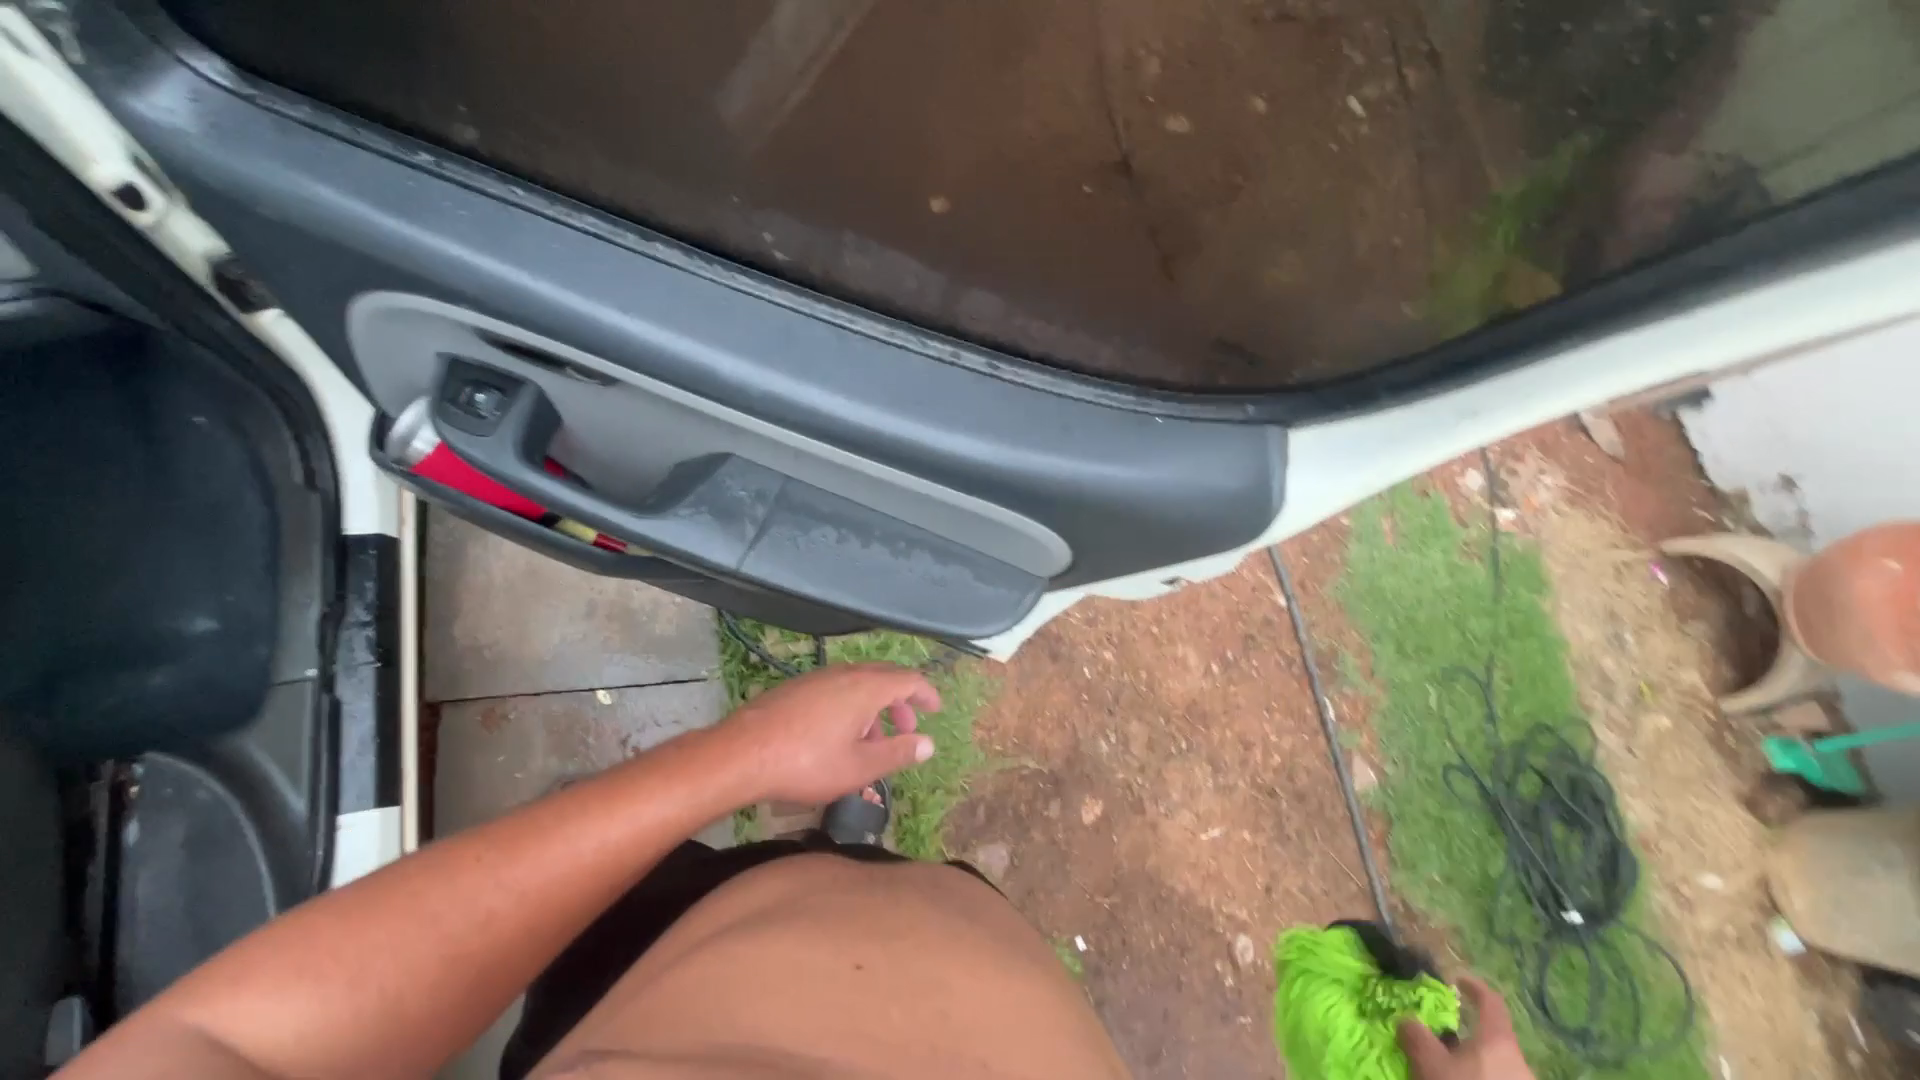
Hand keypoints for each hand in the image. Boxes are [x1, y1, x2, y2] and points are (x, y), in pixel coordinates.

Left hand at [713, 663, 940, 804]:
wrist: (742, 754)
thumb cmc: (807, 763)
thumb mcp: (860, 767)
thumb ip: (898, 753)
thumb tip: (928, 743)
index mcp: (866, 687)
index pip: (909, 679)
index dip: (926, 693)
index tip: (935, 709)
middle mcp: (844, 673)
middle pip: (884, 676)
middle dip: (901, 701)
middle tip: (907, 728)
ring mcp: (817, 677)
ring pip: (858, 683)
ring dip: (874, 706)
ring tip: (873, 740)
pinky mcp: (795, 687)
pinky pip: (835, 688)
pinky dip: (850, 705)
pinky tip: (839, 735)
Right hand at [1399, 976, 1535, 1079]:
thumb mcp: (1430, 1066)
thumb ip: (1416, 1036)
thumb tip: (1408, 1019)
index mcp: (1498, 1042)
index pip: (1492, 1001)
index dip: (1474, 986)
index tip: (1456, 980)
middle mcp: (1519, 1061)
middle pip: (1494, 1036)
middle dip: (1468, 1033)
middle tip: (1442, 1036)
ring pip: (1497, 1063)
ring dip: (1473, 1060)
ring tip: (1447, 1067)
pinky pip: (1500, 1079)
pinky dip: (1480, 1076)